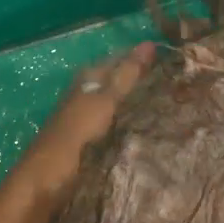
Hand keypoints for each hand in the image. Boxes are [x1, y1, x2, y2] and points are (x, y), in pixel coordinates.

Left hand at [11, 42, 156, 205]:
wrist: (47, 179)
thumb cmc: (76, 133)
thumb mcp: (104, 100)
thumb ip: (126, 75)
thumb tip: (149, 43)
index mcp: (87, 79)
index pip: (118, 60)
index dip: (140, 58)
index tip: (170, 59)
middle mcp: (85, 93)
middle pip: (116, 82)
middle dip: (141, 81)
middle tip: (176, 84)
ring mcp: (85, 118)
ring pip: (115, 104)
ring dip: (136, 104)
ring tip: (169, 107)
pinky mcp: (87, 142)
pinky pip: (114, 126)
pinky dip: (129, 125)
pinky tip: (146, 132)